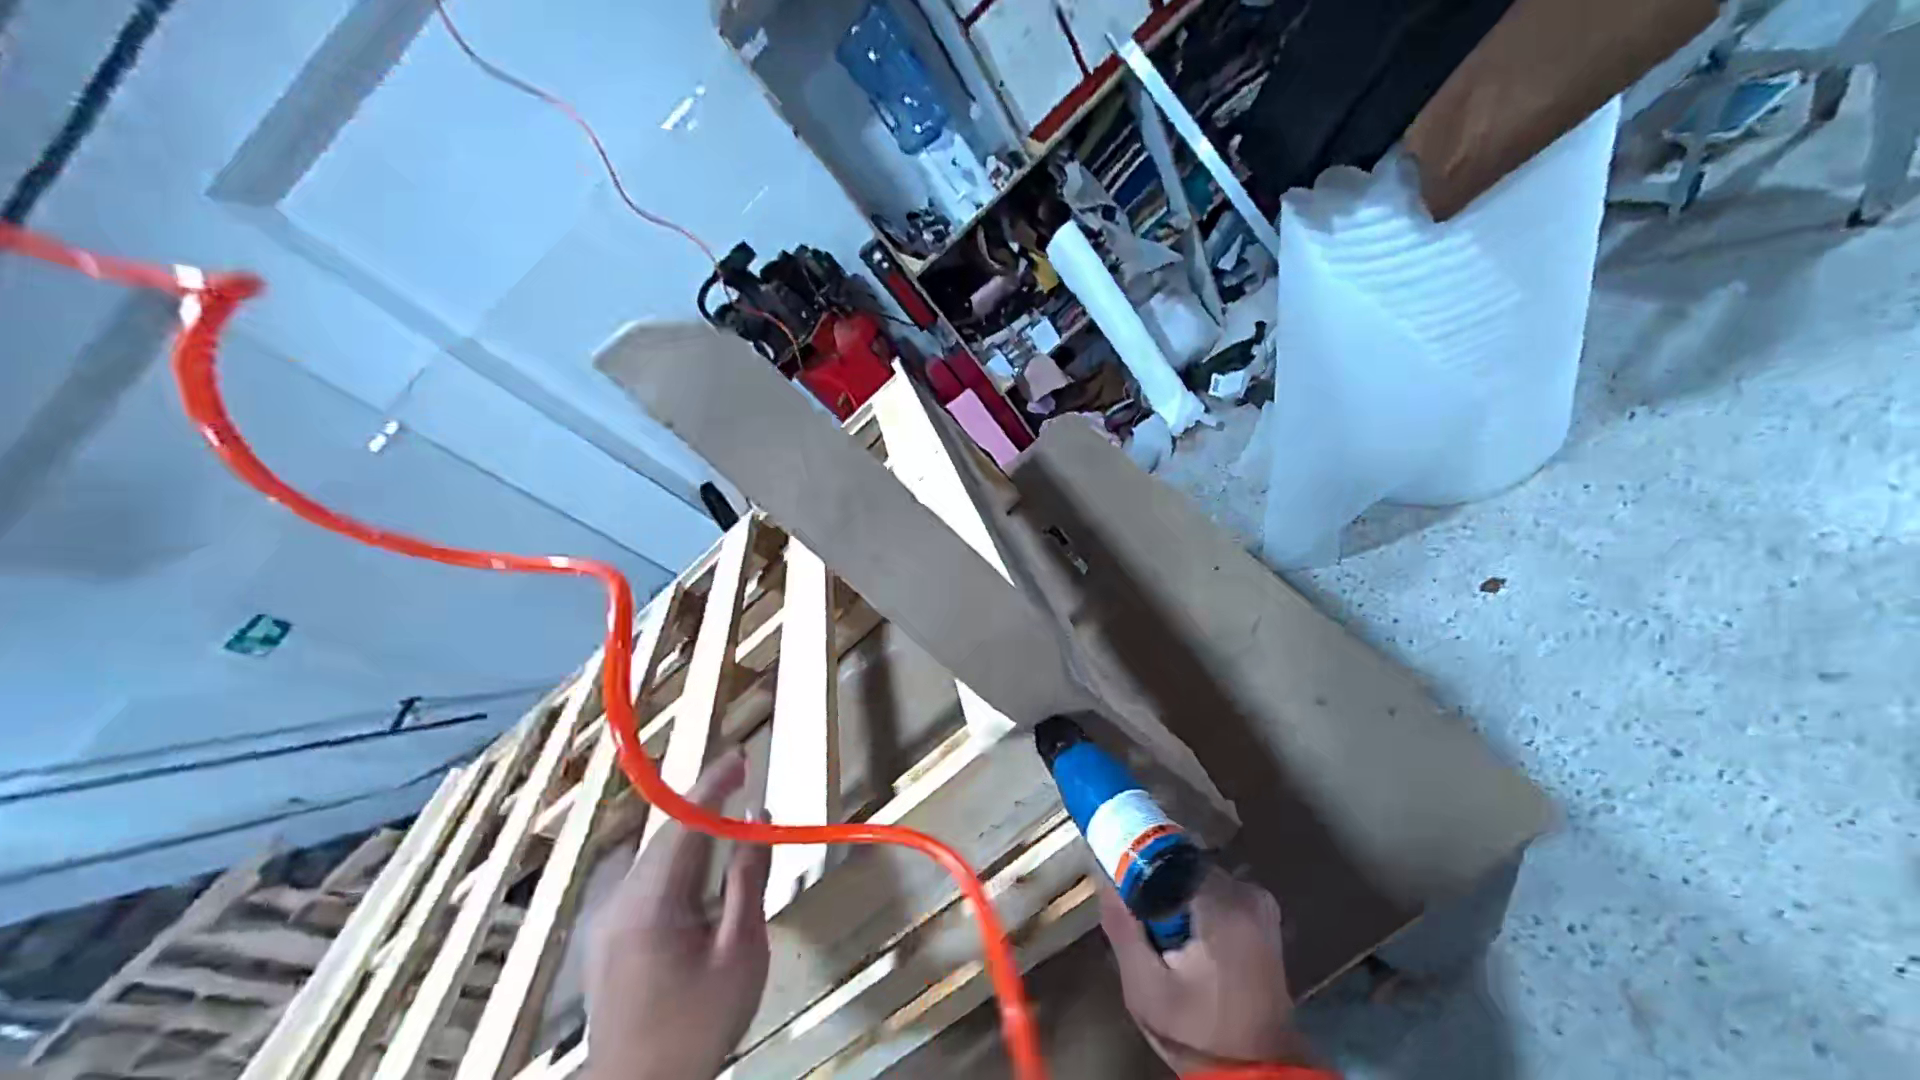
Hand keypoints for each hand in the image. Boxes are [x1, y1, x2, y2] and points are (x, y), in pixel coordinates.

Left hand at [585, 750, 771, 1079]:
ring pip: (652, 858)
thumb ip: (747, 879)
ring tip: (724, 817)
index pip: (684, 826)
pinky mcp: (603, 940)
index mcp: (649, 905)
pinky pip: (642, 882)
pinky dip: (674, 862)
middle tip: (739, 778)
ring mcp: (604, 922)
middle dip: (702, 805)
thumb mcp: (741, 952)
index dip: (712, 785)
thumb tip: (756, 818)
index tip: (740, 756)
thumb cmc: (700, 1025)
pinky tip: (696, 870)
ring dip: (689, 833)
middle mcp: (617, 904)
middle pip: (665, 837)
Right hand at [1098, 867, 1313, 1073]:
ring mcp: (1260, 904)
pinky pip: (1216, 894)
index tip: (1121, 889)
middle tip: (1142, 926)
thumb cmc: (1200, 1032)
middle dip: (1157, 889)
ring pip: (1197, 879)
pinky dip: (1196, 909)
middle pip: (1182, 866)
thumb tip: (1104, 878)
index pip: (1167, 857)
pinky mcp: (1263, 917)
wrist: (1259, 1074)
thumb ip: (1123, 928)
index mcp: (1224, 903)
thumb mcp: (1146, 989)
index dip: (1138, 868)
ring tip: (1163, 940)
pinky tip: (1186, 944)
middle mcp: (1248, 892)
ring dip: (1175, 899)